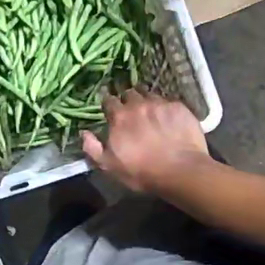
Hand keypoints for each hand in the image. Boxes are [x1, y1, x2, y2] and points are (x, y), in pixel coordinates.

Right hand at [81, 90, 208, 193]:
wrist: (181, 171)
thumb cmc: (142, 172)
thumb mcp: (110, 166)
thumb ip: (93, 148)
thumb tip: (84, 132)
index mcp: (119, 116)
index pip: (108, 100)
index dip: (109, 105)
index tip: (110, 111)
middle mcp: (138, 104)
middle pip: (129, 93)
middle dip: (128, 100)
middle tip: (131, 111)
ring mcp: (160, 104)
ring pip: (149, 94)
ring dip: (146, 101)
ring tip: (150, 112)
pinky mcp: (179, 107)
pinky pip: (168, 101)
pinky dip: (165, 108)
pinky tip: (168, 119)